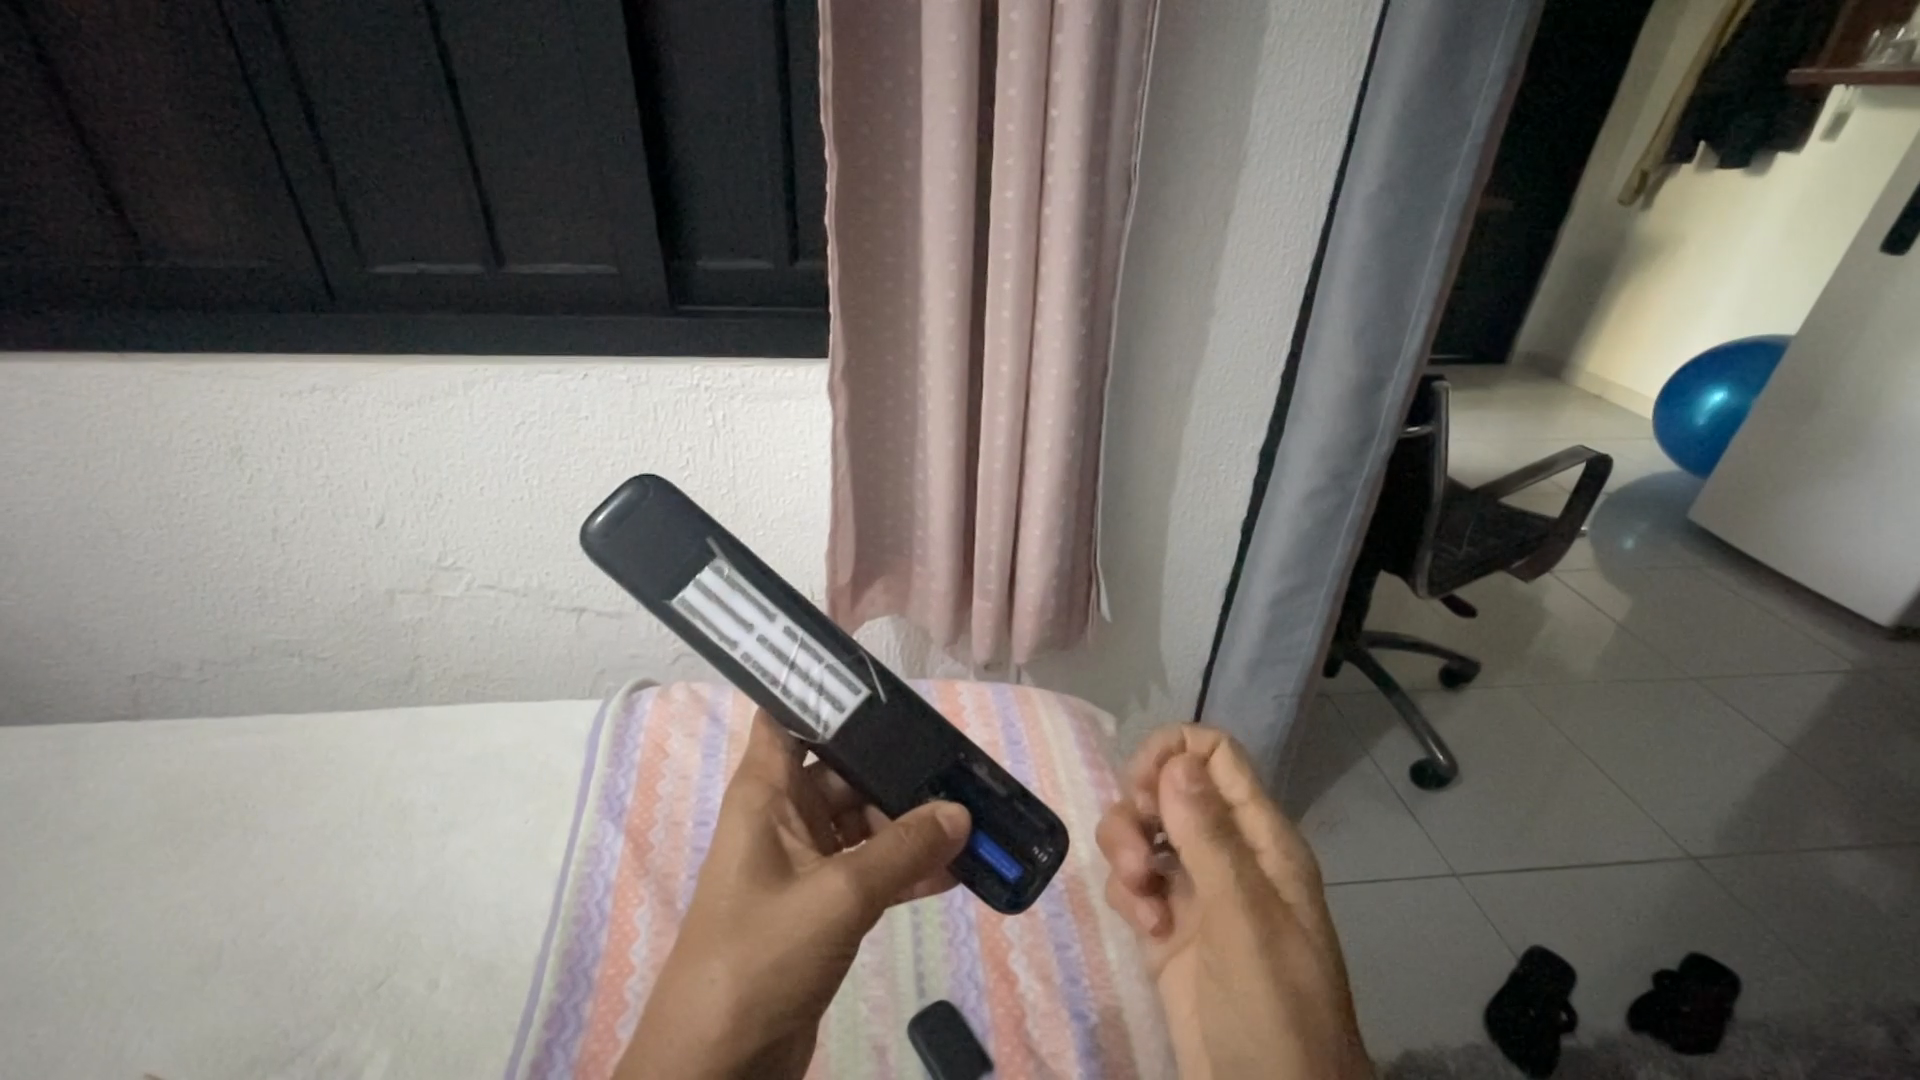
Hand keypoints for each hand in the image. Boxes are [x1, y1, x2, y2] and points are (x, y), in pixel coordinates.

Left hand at [618, 712, 971, 1079]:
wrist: (718, 1066)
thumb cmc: (760, 957)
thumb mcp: (837, 894)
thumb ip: (903, 848)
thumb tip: (961, 810)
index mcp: (766, 792)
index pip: (788, 716)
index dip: (826, 690)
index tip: (886, 681)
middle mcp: (784, 816)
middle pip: (847, 769)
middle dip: (899, 766)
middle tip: (962, 762)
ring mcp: (805, 862)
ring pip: (866, 821)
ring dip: (912, 822)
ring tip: (974, 815)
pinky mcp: (823, 905)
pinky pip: (874, 868)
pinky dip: (909, 867)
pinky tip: (958, 869)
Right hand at [1096, 726, 1371, 1079]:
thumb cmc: (1274, 1012)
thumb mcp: (1244, 922)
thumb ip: (1210, 839)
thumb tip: (1177, 758)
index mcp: (1261, 839)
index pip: (1215, 756)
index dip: (1171, 754)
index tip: (1140, 790)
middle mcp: (1227, 853)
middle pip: (1165, 788)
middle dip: (1137, 812)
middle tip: (1136, 857)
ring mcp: (1195, 889)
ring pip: (1142, 832)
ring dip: (1126, 855)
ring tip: (1140, 902)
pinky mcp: (1167, 925)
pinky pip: (1131, 880)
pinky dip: (1127, 897)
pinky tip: (1145, 933)